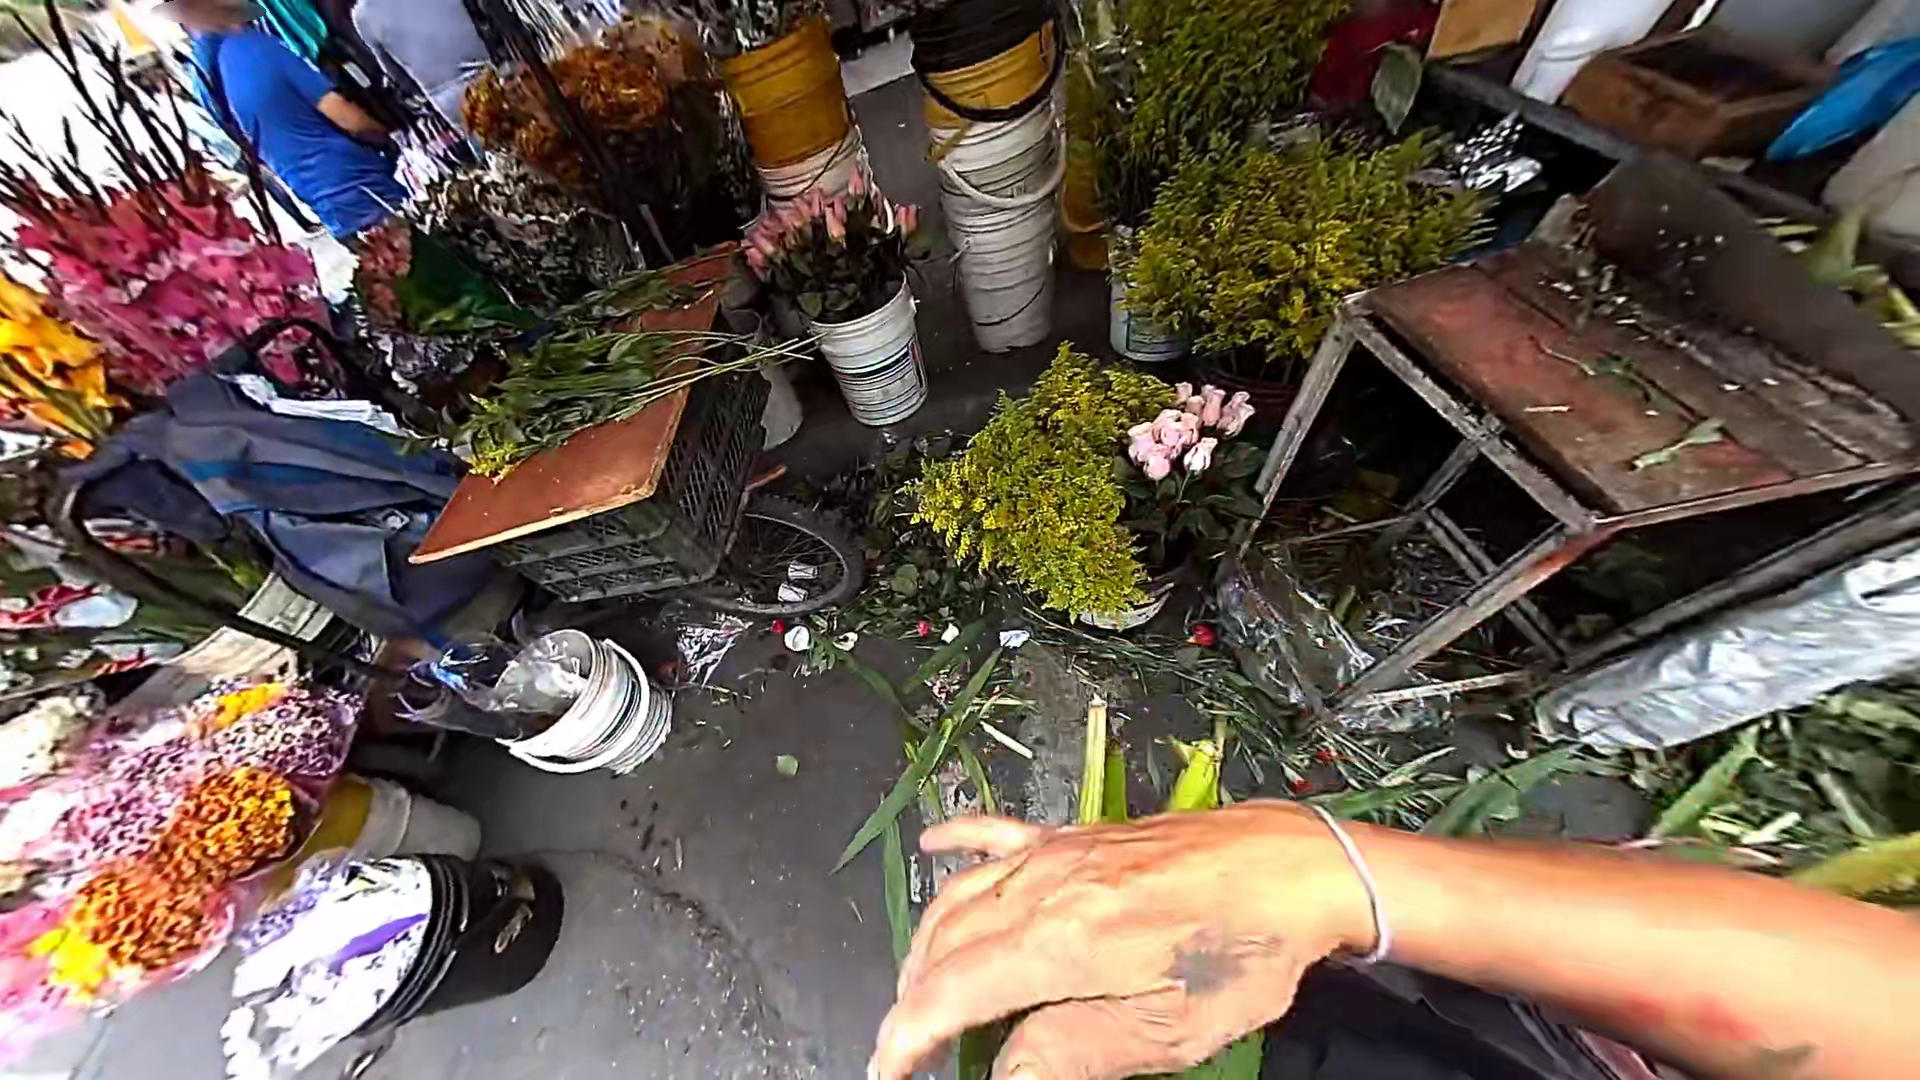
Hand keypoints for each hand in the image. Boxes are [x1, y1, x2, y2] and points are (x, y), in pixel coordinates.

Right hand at [870, 802, 1374, 1079]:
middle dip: (914, 993)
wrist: (1273, 866)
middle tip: (905, 1040)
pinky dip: (955, 838)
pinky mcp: (1067, 832)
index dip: (911, 1030)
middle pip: (949, 939)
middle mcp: (1040, 886)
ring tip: (915, 982)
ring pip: (962, 892)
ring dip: (928, 939)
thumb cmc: (1232, 953)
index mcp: (1061, 941)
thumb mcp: (1167, 1029)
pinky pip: (994, 829)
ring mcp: (1050, 850)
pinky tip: (930, 846)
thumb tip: (1003, 1071)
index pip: (956, 986)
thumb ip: (1074, 1049)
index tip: (886, 1064)